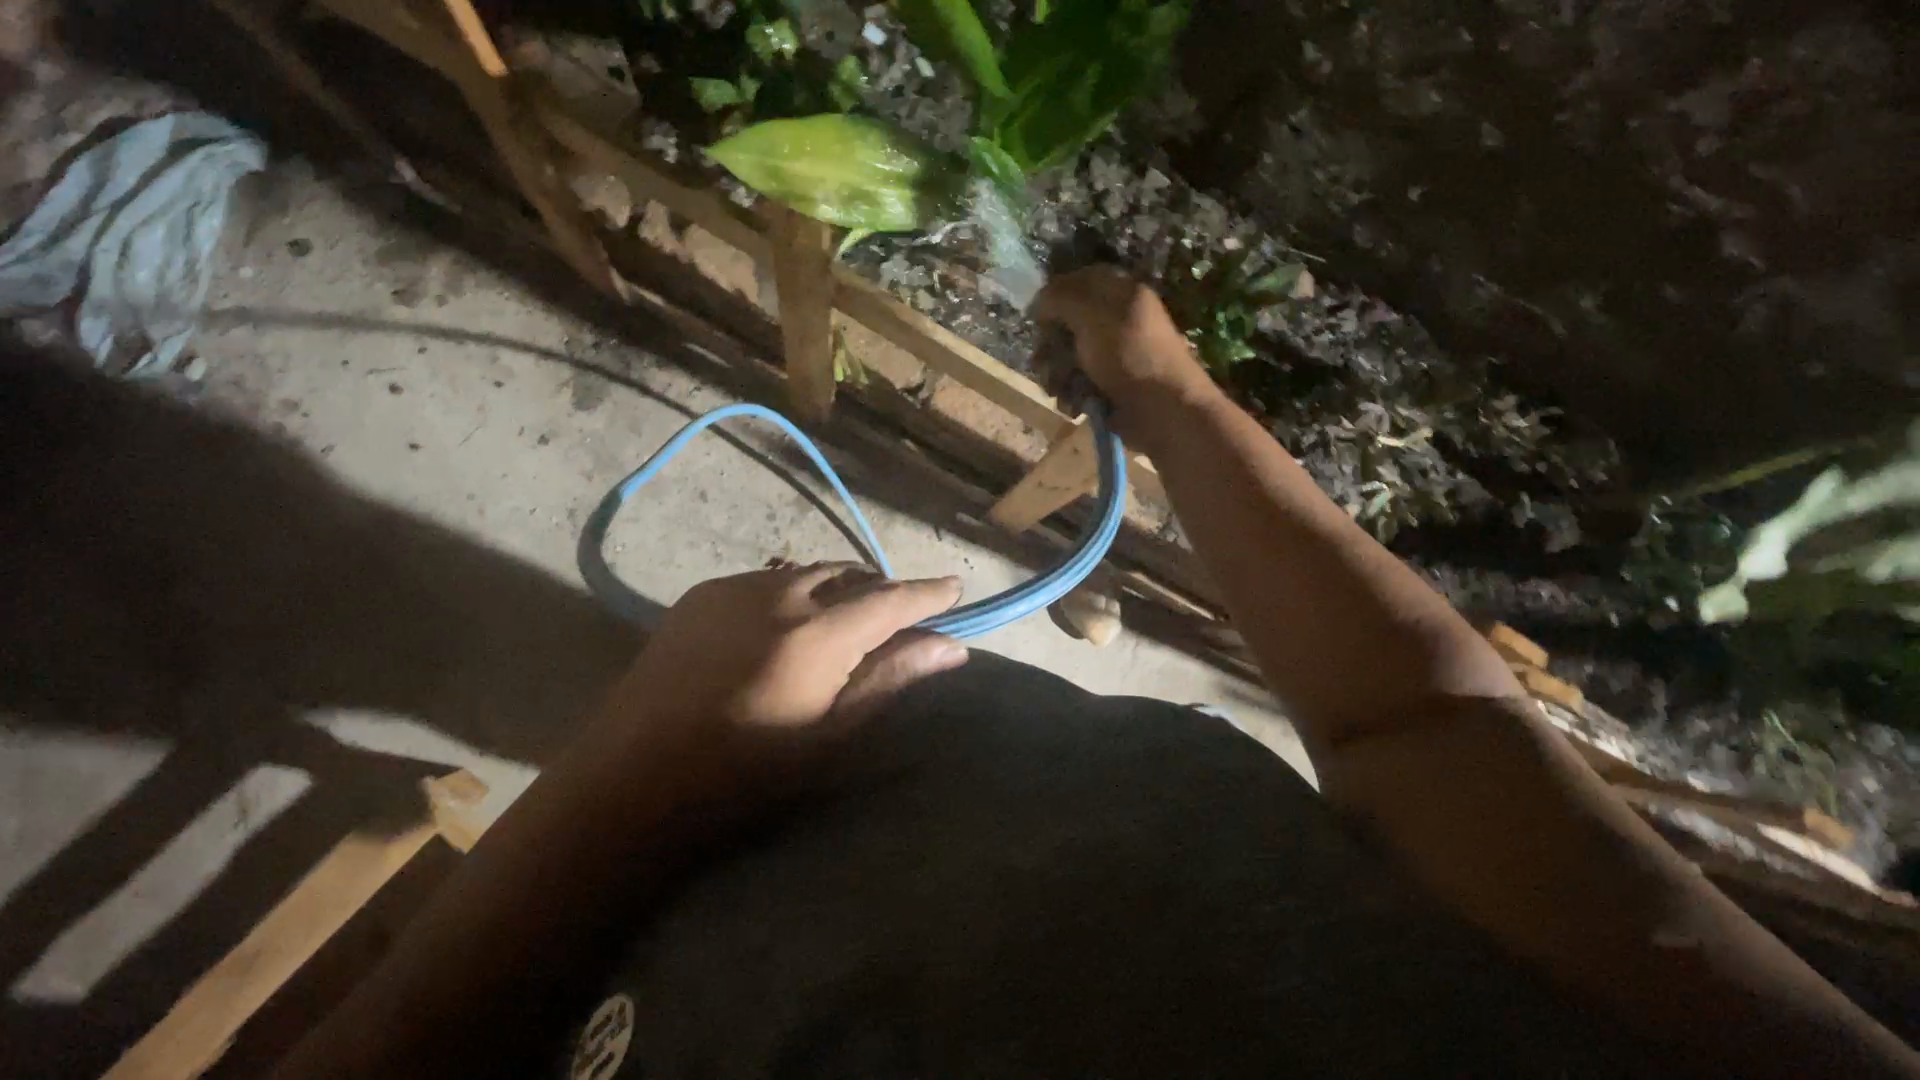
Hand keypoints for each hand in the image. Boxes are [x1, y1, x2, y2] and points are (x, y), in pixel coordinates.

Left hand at [592, 562, 966, 769]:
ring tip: (844, 615)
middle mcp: (781, 596)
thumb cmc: (744, 776)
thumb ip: (888, 680)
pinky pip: (765, 579)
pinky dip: (792, 591)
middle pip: (848, 575)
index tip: (956, 587)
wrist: (633, 781)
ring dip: (835, 587)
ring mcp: (734, 589)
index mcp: (819, 635)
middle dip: (879, 590)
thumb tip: (950, 646)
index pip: (891, 599)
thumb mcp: (830, 738)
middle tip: (896, 617)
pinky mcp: (700, 596)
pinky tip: (785, 622)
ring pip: (806, 573)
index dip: (928, 592)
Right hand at [1030, 266, 1223, 445]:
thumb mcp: (1092, 315)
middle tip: (1043, 358)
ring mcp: (1112, 356)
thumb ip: (1061, 299)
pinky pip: (1077, 383)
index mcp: (1122, 294)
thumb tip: (1038, 301)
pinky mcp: (1108, 386)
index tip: (1036, 313)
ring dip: (1056, 373)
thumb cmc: (1129, 354)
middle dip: (1051, 343)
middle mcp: (1117, 321)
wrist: (1162, 409)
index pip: (1082, 280)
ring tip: (1059, 387)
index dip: (1056, 293)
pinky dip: (1070, 392)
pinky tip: (1073, 402)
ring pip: (1068, 356)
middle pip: (1068, 322)